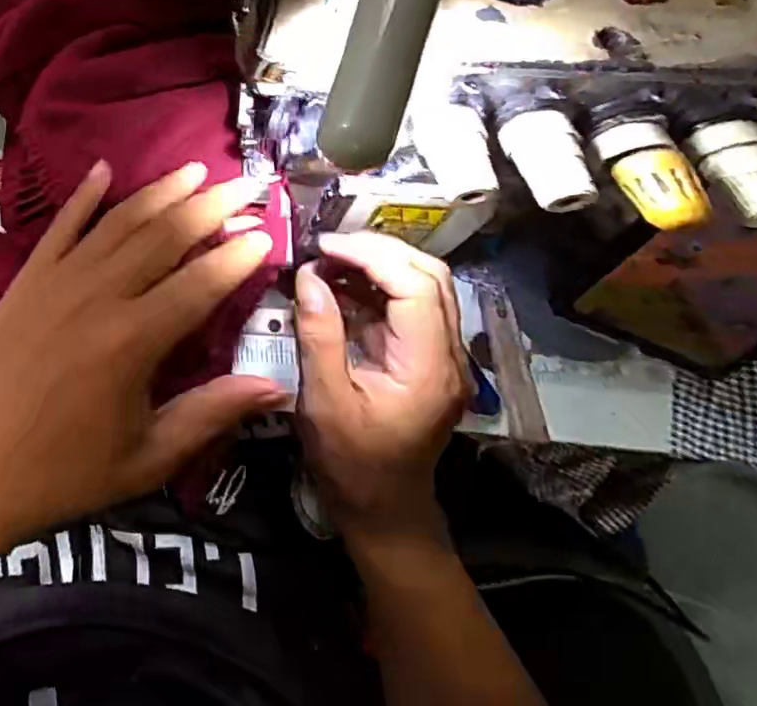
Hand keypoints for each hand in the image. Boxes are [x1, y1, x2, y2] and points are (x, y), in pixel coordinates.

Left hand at [0, 161, 288, 555]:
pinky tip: (104, 168)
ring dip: (160, 191)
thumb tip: (277, 385)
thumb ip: (211, 413)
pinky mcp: (28, 277)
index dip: (238, 256)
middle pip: (165, 236)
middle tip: (247, 182)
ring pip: (119, 222)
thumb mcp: (147, 457)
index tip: (266, 233)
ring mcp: (58, 279)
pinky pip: (61, 225)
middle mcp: (99, 295)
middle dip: (212, 204)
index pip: (200, 283)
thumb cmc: (65, 471)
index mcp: (133, 341)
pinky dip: (84, 194)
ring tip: (194, 168)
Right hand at [294, 232, 468, 539]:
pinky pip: (404, 307)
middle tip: (326, 248)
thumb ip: (319, 334)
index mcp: (429, 368)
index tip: (325, 247)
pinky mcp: (422, 357)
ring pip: (421, 286)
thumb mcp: (325, 401)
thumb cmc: (352, 464)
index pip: (417, 288)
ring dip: (375, 265)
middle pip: (429, 277)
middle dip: (377, 251)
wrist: (383, 509)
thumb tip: (309, 276)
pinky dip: (372, 287)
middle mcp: (447, 355)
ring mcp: (439, 356)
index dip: (372, 256)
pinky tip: (337, 286)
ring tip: (326, 262)